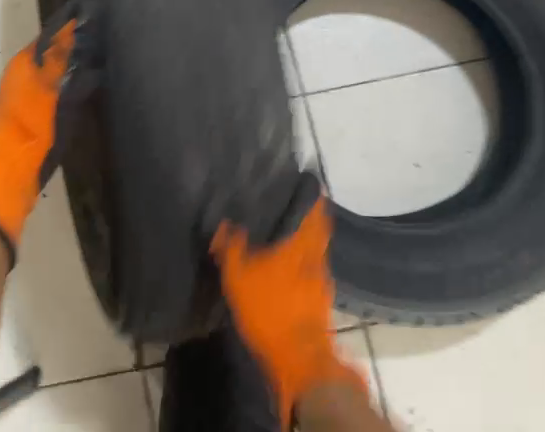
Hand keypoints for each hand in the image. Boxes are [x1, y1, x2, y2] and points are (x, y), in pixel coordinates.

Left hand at [0, 4, 93, 256]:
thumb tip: (71, 26)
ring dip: (71, 69)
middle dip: (73, 47)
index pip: (49, 36)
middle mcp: (22, 78)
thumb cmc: (27, 127)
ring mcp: (26, 100)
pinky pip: (55, 95)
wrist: (7, 174)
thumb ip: (58, 59)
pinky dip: (69, 89)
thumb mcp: (46, 89)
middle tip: (104, 40)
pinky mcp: (34, 121)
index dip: (69, 27)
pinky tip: (87, 92)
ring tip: (100, 62)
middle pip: (51, 55)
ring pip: (53, 75)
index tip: (93, 17)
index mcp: (23, 65)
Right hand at [210, 197, 366, 426]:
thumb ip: (231, 248)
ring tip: (287, 235)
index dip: (314, 198)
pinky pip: (312, 272)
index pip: (315, 213)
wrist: (300, 360)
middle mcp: (316, 258)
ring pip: (315, 252)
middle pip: (317, 231)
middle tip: (292, 206)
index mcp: (301, 245)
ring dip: (306, 243)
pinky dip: (304, 265)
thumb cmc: (269, 311)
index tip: (309, 184)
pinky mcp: (321, 302)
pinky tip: (289, 269)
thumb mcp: (239, 278)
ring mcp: (322, 282)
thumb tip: (223, 223)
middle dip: (308, 219)